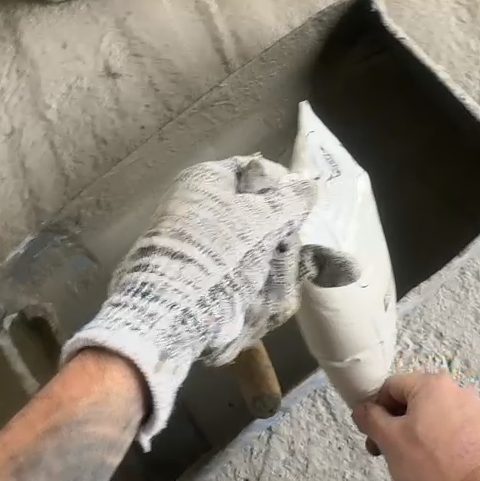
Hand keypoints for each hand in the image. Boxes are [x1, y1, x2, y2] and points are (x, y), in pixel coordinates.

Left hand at [62, 156, 316, 444]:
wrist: (172, 311)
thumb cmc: (221, 253)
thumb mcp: (263, 219)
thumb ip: (290, 199)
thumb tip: (308, 184)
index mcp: (205, 177)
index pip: (252, 170)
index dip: (280, 187)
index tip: (299, 212)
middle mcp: (191, 201)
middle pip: (248, 207)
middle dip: (273, 229)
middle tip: (290, 247)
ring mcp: (184, 237)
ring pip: (241, 241)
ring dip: (262, 257)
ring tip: (276, 275)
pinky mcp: (185, 269)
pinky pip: (226, 266)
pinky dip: (242, 277)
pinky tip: (253, 292)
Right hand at [352, 373, 479, 480]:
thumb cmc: (429, 468)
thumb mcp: (389, 441)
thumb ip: (370, 418)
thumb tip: (361, 408)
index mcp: (433, 384)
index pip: (391, 386)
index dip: (376, 410)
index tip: (373, 438)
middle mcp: (457, 389)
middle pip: (413, 399)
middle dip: (395, 423)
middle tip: (386, 452)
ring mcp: (474, 411)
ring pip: (432, 415)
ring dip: (415, 433)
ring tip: (411, 463)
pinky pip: (451, 428)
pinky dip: (437, 441)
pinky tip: (433, 466)